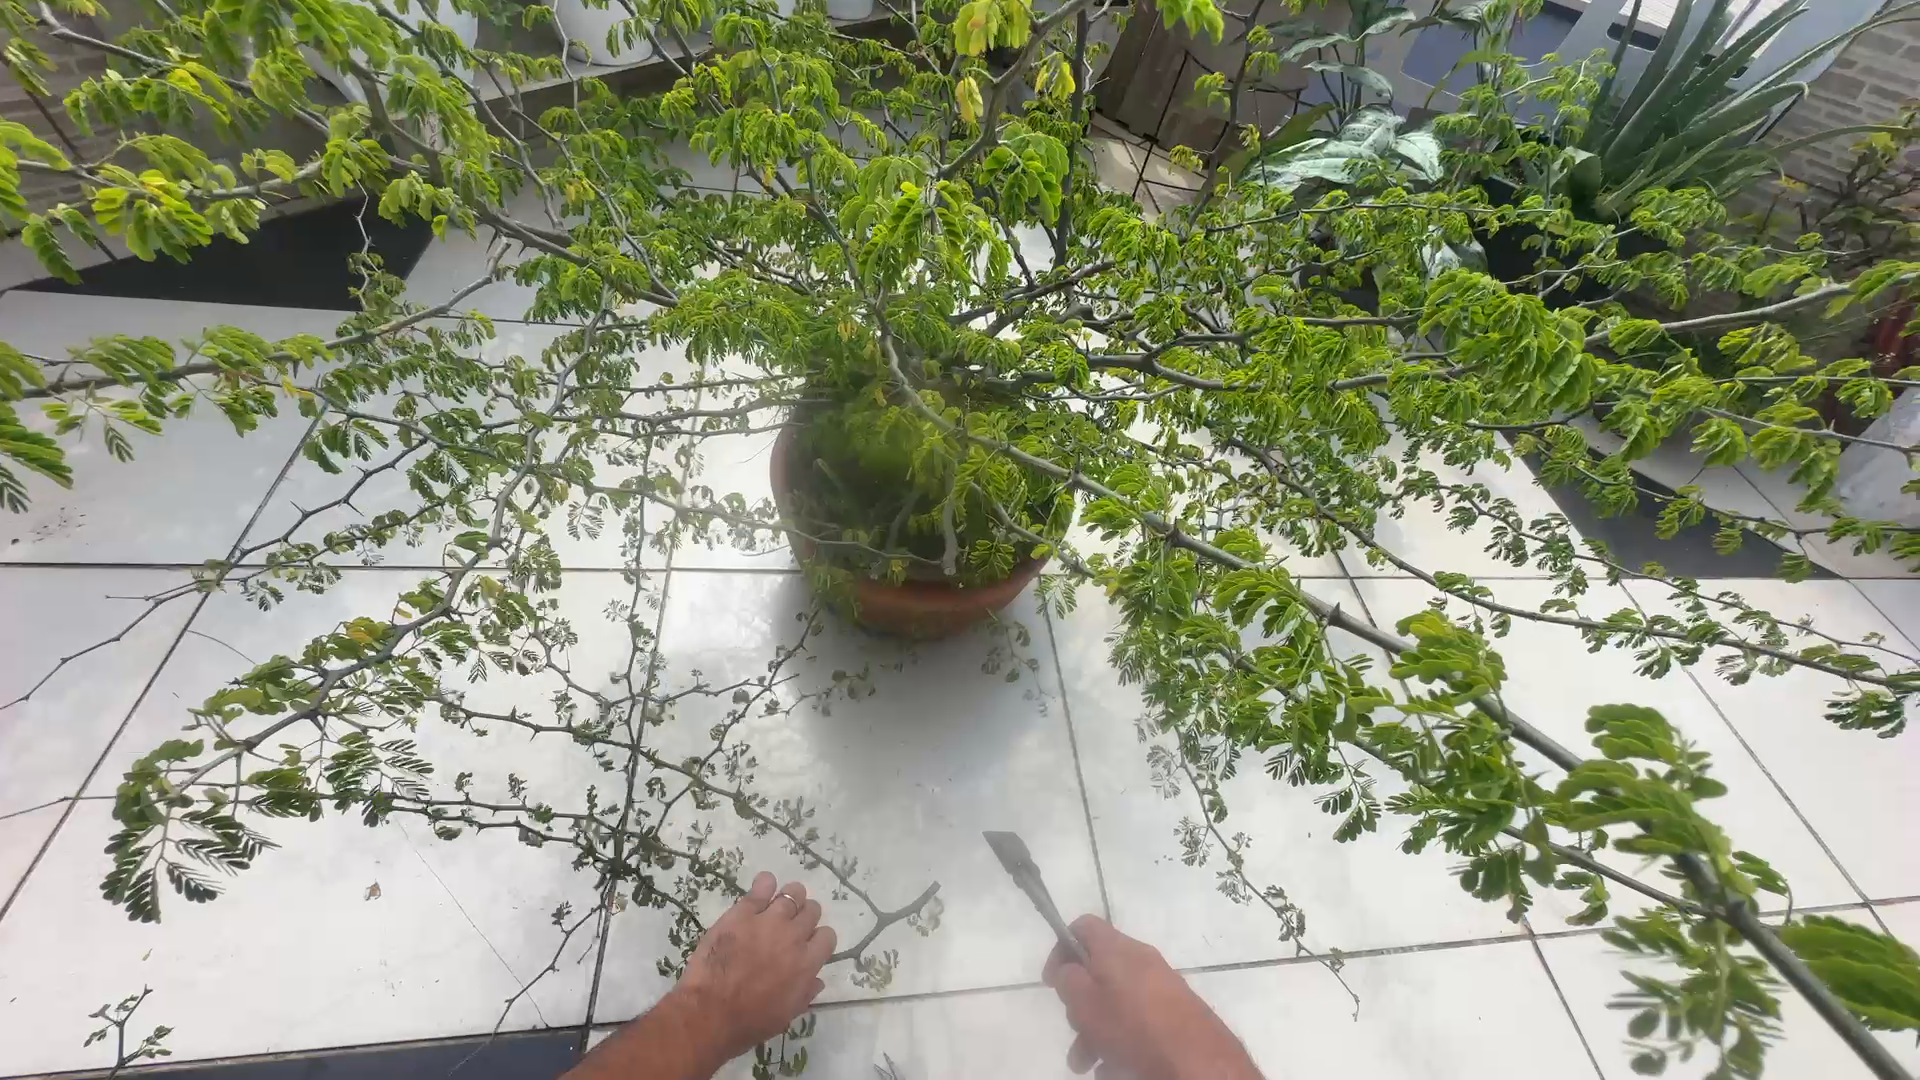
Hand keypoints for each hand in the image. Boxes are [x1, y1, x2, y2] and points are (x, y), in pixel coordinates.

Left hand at [672, 871, 837, 1063]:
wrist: (708, 1015)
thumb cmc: (747, 1023)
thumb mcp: (785, 1017)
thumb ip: (805, 994)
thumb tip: (818, 980)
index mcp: (807, 964)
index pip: (827, 936)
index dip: (817, 938)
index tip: (806, 944)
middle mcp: (794, 937)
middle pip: (812, 910)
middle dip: (804, 916)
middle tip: (789, 926)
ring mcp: (769, 920)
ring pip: (793, 892)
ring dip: (790, 897)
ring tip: (777, 905)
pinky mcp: (744, 912)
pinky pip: (763, 885)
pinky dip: (765, 884)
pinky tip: (762, 889)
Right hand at [1042, 915, 1260, 1079]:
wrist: (1201, 1062)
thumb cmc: (1134, 1027)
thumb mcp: (1086, 1002)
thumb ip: (1068, 980)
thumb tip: (1067, 969)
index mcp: (1116, 948)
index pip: (1083, 927)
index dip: (1061, 949)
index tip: (1052, 982)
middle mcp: (1140, 959)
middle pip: (1099, 970)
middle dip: (1080, 1004)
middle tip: (1073, 1032)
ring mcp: (1162, 986)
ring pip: (1118, 1001)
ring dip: (1098, 1030)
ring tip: (1088, 1065)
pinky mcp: (1177, 1013)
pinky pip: (1139, 1019)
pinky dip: (1123, 1040)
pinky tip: (1115, 1069)